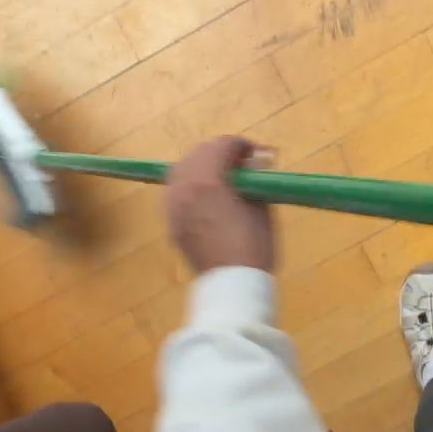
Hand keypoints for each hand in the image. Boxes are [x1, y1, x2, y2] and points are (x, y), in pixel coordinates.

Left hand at [165, 137, 274, 273]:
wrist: (232, 286)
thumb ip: (254, 181)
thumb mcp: (261, 208)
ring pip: (182, 171)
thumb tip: (255, 164)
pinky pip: (177, 192)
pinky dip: (191, 187)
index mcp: (207, 180)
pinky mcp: (171, 222)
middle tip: (242, 166)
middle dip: (220, 154)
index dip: (241, 145)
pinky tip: (208, 198)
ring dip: (202, 168)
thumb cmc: (253, 247)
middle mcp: (183, 187)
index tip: (257, 153)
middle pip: (198, 154)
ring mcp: (172, 206)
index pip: (221, 146)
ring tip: (223, 180)